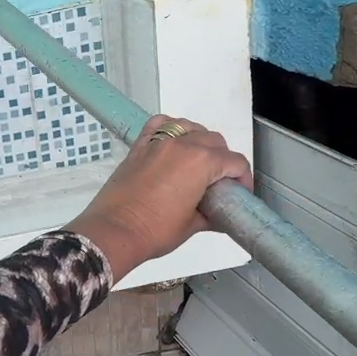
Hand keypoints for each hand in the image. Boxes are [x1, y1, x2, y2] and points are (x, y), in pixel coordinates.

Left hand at [65, 114, 252, 278]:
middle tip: (219, 182)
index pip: (235, 161)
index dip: (242, 178)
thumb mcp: (193, 225)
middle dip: (223, 160)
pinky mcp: (138, 147)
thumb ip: (212, 214)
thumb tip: (220, 217)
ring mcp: (157, 143)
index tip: (238, 192)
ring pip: (189, 128)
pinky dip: (170, 128)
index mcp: (201, 162)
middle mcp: (181, 145)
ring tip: (197, 163)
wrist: (114, 230)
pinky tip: (173, 144)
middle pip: (214, 141)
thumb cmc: (155, 230)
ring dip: (199, 140)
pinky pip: (158, 124)